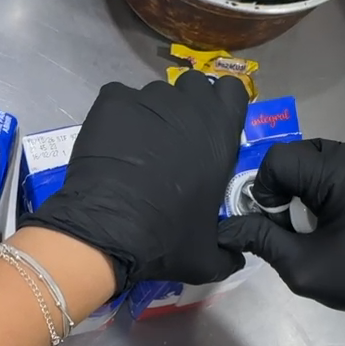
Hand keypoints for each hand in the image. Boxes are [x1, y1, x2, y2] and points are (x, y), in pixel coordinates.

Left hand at [20, 71, 248, 287]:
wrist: (108, 232)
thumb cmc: (166, 240)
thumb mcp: (207, 257)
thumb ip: (228, 253)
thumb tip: (236, 258)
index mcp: (221, 132)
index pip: (232, 92)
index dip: (220, 107)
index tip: (207, 131)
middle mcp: (189, 106)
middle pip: (193, 87)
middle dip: (185, 107)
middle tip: (171, 141)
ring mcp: (149, 99)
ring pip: (154, 95)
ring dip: (149, 115)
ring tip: (134, 150)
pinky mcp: (112, 102)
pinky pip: (119, 100)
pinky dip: (116, 117)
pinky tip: (110, 146)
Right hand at [218, 140, 344, 337]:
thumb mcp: (301, 266)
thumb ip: (260, 239)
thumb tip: (224, 229)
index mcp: (344, 173)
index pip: (279, 159)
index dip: (265, 190)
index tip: (276, 222)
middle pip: (299, 152)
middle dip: (285, 185)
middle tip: (292, 221)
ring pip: (320, 155)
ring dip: (307, 184)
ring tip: (316, 219)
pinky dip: (330, 183)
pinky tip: (340, 213)